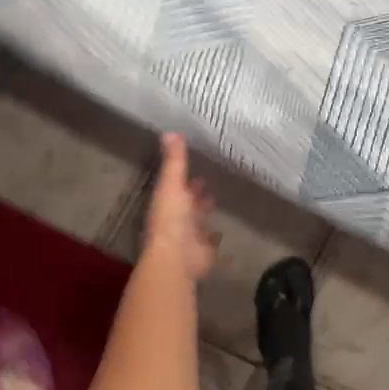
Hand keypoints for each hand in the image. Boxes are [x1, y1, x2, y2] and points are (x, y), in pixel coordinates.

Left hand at [142, 133, 219, 281]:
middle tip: (207, 182)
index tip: (194, 168)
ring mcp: (189, 237)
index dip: (183, 179)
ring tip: (216, 200)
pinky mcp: (202, 252)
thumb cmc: (171, 219)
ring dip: (203, 213)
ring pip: (197, 222)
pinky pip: (209, 242)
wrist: (177, 258)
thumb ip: (174, 161)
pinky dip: (213, 237)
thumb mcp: (171, 185)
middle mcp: (176, 220)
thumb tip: (169, 131)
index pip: (174, 188)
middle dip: (195, 195)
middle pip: (186, 205)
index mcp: (166, 204)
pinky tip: (222, 232)